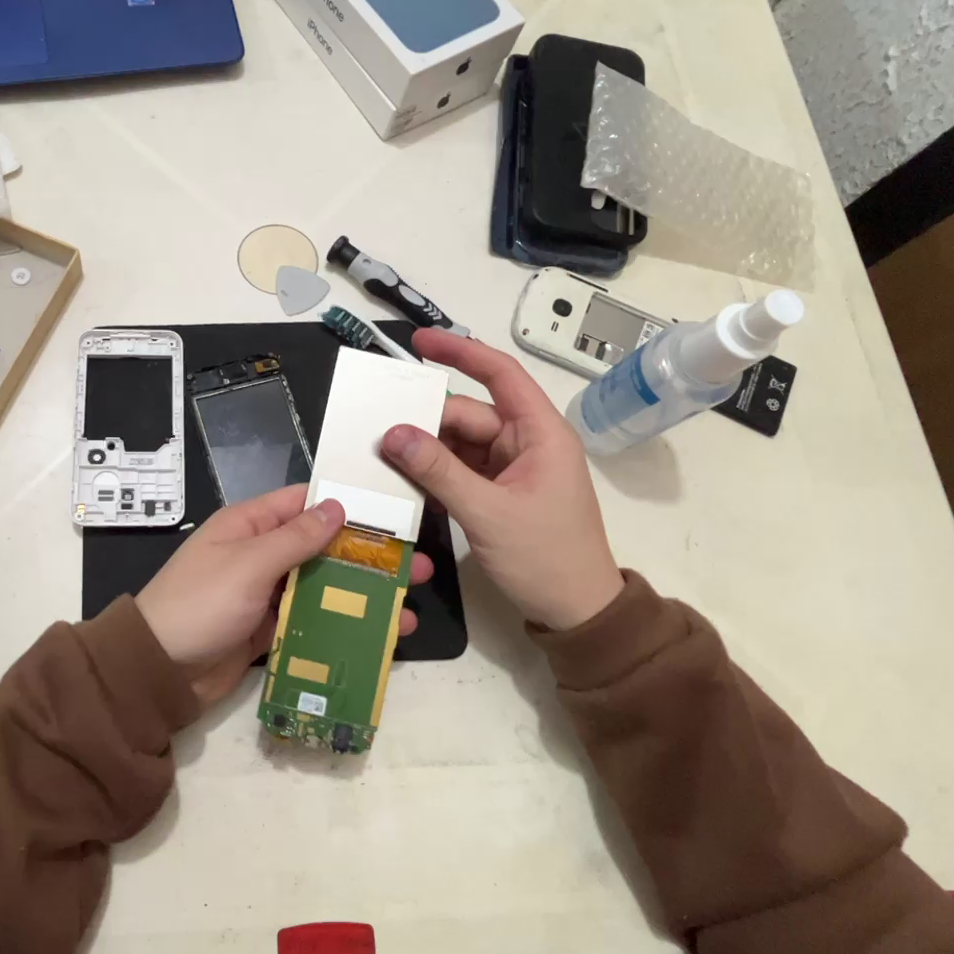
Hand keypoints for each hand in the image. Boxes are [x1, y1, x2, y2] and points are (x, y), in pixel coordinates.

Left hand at [137, 485, 429, 706]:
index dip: (346, 505)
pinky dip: (340, 625)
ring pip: (321, 586)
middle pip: (321, 547)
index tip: (392, 512)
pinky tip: (376, 635)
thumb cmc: (200, 605)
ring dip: (361, 595)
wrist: (158, 671)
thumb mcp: (247, 564)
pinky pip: (311, 620)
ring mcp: (265, 594)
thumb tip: (336, 506)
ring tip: (407, 608)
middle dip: (367, 556)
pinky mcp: (268, 629)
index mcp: (248, 525)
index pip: (303, 503)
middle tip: (417, 566)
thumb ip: (293, 538)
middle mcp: (259, 554)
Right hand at [380, 329, 622, 630]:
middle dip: (425, 422)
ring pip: (457, 444)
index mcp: (539, 433)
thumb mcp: (487, 512)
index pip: (500, 375)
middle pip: (466, 415)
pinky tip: (403, 481)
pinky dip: (433, 474)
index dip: (460, 353)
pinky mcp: (496, 492)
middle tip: (378, 433)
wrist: (575, 611)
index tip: (418, 342)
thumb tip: (392, 434)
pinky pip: (457, 470)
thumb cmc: (544, 557)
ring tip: (382, 459)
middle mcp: (524, 442)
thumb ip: (438, 471)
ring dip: (424, 452)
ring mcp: (509, 469)